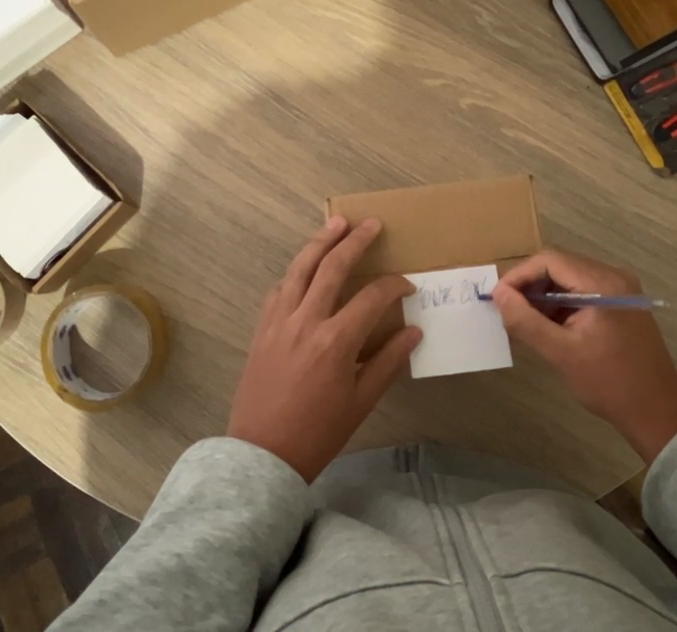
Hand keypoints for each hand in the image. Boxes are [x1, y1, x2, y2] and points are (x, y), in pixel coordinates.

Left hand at [227, 216, 421, 481]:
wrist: (262, 454)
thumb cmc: (318, 433)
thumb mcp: (361, 401)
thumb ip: (388, 361)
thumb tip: (414, 331)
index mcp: (336, 341)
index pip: (372, 297)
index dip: (394, 286)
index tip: (407, 286)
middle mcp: (306, 321)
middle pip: (333, 267)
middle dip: (355, 241)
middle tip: (371, 224)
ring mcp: (279, 321)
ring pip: (300, 268)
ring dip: (320, 242)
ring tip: (336, 222)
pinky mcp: (262, 327)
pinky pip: (280, 288)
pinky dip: (296, 272)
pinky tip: (305, 267)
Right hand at [492, 249, 676, 463]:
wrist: (658, 412)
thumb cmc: (609, 383)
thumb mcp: (561, 353)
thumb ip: (525, 321)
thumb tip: (498, 294)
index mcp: (602, 283)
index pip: (550, 260)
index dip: (519, 275)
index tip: (498, 298)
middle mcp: (614, 277)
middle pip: (560, 266)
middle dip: (530, 286)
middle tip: (508, 311)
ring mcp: (621, 290)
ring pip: (569, 279)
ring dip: (544, 296)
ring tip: (525, 323)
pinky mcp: (622, 304)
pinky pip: (582, 292)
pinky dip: (562, 304)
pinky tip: (549, 328)